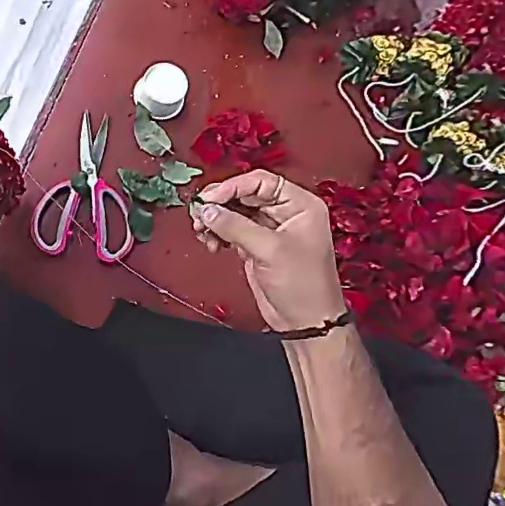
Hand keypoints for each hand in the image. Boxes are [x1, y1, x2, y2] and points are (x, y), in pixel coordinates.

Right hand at [191, 170, 347, 332]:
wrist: (306, 323)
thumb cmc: (303, 285)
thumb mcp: (269, 250)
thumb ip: (236, 226)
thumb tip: (207, 210)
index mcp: (300, 205)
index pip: (262, 182)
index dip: (233, 187)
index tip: (209, 198)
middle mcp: (286, 213)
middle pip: (246, 195)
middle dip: (220, 204)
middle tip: (199, 213)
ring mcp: (270, 230)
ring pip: (236, 213)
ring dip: (216, 219)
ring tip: (201, 230)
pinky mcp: (257, 247)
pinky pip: (232, 230)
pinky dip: (218, 233)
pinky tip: (210, 242)